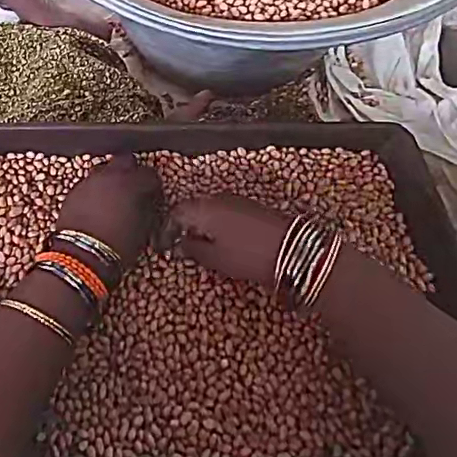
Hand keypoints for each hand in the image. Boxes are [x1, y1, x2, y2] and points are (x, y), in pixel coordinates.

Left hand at [54, 154, 160, 276]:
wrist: (81, 256)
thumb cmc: (117, 246)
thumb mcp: (143, 230)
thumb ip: (148, 209)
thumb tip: (148, 204)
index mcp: (132, 183)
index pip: (150, 175)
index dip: (154, 186)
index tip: (154, 196)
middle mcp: (110, 176)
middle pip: (126, 161)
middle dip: (132, 171)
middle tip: (135, 189)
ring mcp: (90, 181)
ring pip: (105, 169)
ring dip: (112, 179)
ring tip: (114, 197)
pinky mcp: (74, 191)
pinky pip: (89, 183)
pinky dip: (96, 190)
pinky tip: (97, 206)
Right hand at [161, 195, 292, 286]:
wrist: (292, 249)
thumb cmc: (248, 255)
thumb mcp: (215, 258)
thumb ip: (192, 249)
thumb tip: (179, 245)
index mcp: (203, 208)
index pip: (175, 212)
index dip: (167, 229)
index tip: (165, 245)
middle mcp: (217, 198)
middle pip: (192, 208)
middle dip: (184, 226)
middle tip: (180, 246)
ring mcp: (235, 200)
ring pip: (209, 209)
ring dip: (201, 224)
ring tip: (200, 246)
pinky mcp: (250, 206)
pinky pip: (224, 211)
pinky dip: (217, 224)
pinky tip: (221, 241)